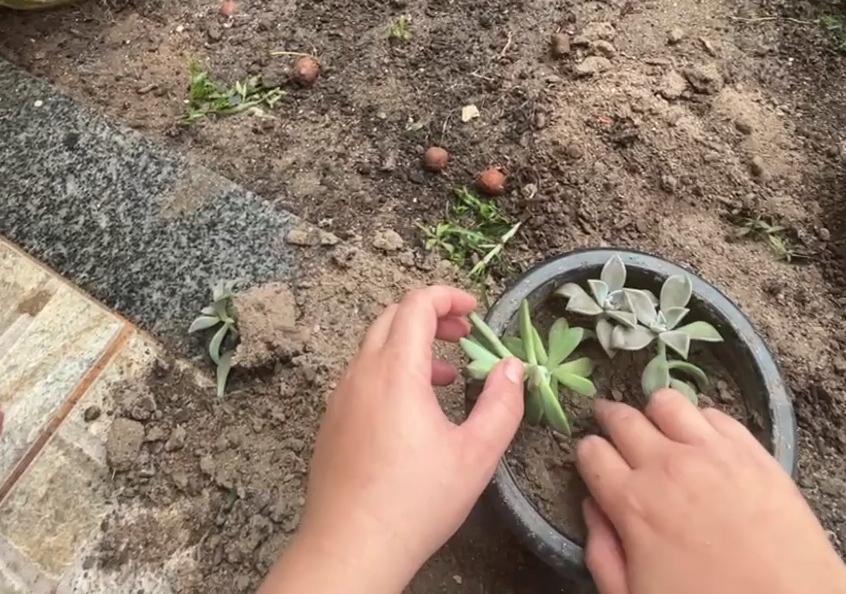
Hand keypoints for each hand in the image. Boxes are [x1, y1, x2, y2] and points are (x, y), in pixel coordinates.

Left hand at [259, 286, 524, 593]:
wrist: (348, 549)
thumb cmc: (415, 503)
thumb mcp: (475, 456)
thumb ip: (501, 405)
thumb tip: (512, 367)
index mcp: (395, 370)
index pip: (417, 304)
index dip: (448, 296)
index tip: (475, 311)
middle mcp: (362, 371)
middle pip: (394, 316)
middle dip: (432, 315)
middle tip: (463, 335)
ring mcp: (342, 394)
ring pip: (376, 344)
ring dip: (412, 344)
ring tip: (446, 374)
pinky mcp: (333, 418)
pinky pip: (363, 373)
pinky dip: (391, 369)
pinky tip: (413, 408)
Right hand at [577, 391, 845, 593]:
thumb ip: (603, 555)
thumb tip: (592, 508)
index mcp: (634, 503)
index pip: (591, 452)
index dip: (589, 455)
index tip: (596, 463)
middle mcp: (666, 465)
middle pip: (622, 417)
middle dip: (610, 418)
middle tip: (612, 425)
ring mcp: (711, 452)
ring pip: (667, 402)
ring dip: (656, 413)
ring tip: (661, 428)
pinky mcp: (751, 451)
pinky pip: (714, 413)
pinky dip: (701, 421)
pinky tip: (704, 441)